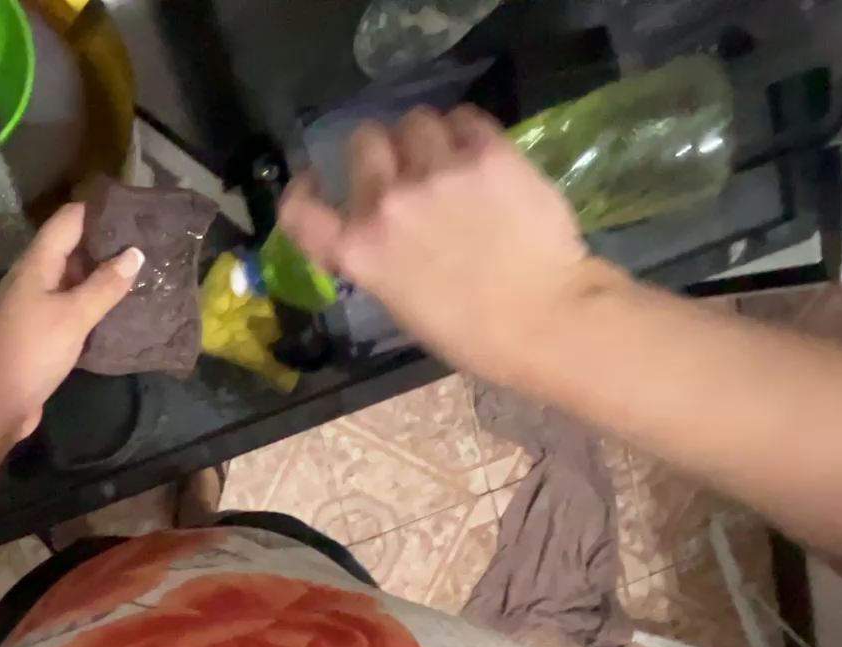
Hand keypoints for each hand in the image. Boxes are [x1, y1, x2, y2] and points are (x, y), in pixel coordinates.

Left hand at [0, 201, 144, 439]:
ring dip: (102, 280)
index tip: (137, 212)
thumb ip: (104, 286)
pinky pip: (70, 311)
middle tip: (149, 248)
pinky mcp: (39, 335)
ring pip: (72, 283)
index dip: (100, 211)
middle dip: (107, 247)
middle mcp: (33, 279)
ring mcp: (34, 308)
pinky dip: (93, 309)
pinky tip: (119, 315)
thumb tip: (135, 254)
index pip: (69, 220)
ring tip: (142, 278)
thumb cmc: (32, 352)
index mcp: (36, 264)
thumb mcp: (73, 316)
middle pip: (71, 250)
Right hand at [277, 105, 608, 378]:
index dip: (300, 191)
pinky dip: (464, 132)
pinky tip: (477, 155)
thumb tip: (381, 227)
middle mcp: (387, 205)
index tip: (313, 183)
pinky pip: (463, 118)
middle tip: (400, 167)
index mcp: (359, 253)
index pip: (301, 210)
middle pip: (363, 141)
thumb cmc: (466, 332)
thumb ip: (377, 256)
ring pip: (415, 120)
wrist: (541, 318)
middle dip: (377, 150)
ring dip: (423, 137)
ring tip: (445, 158)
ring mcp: (437, 173)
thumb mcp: (398, 301)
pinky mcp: (488, 153)